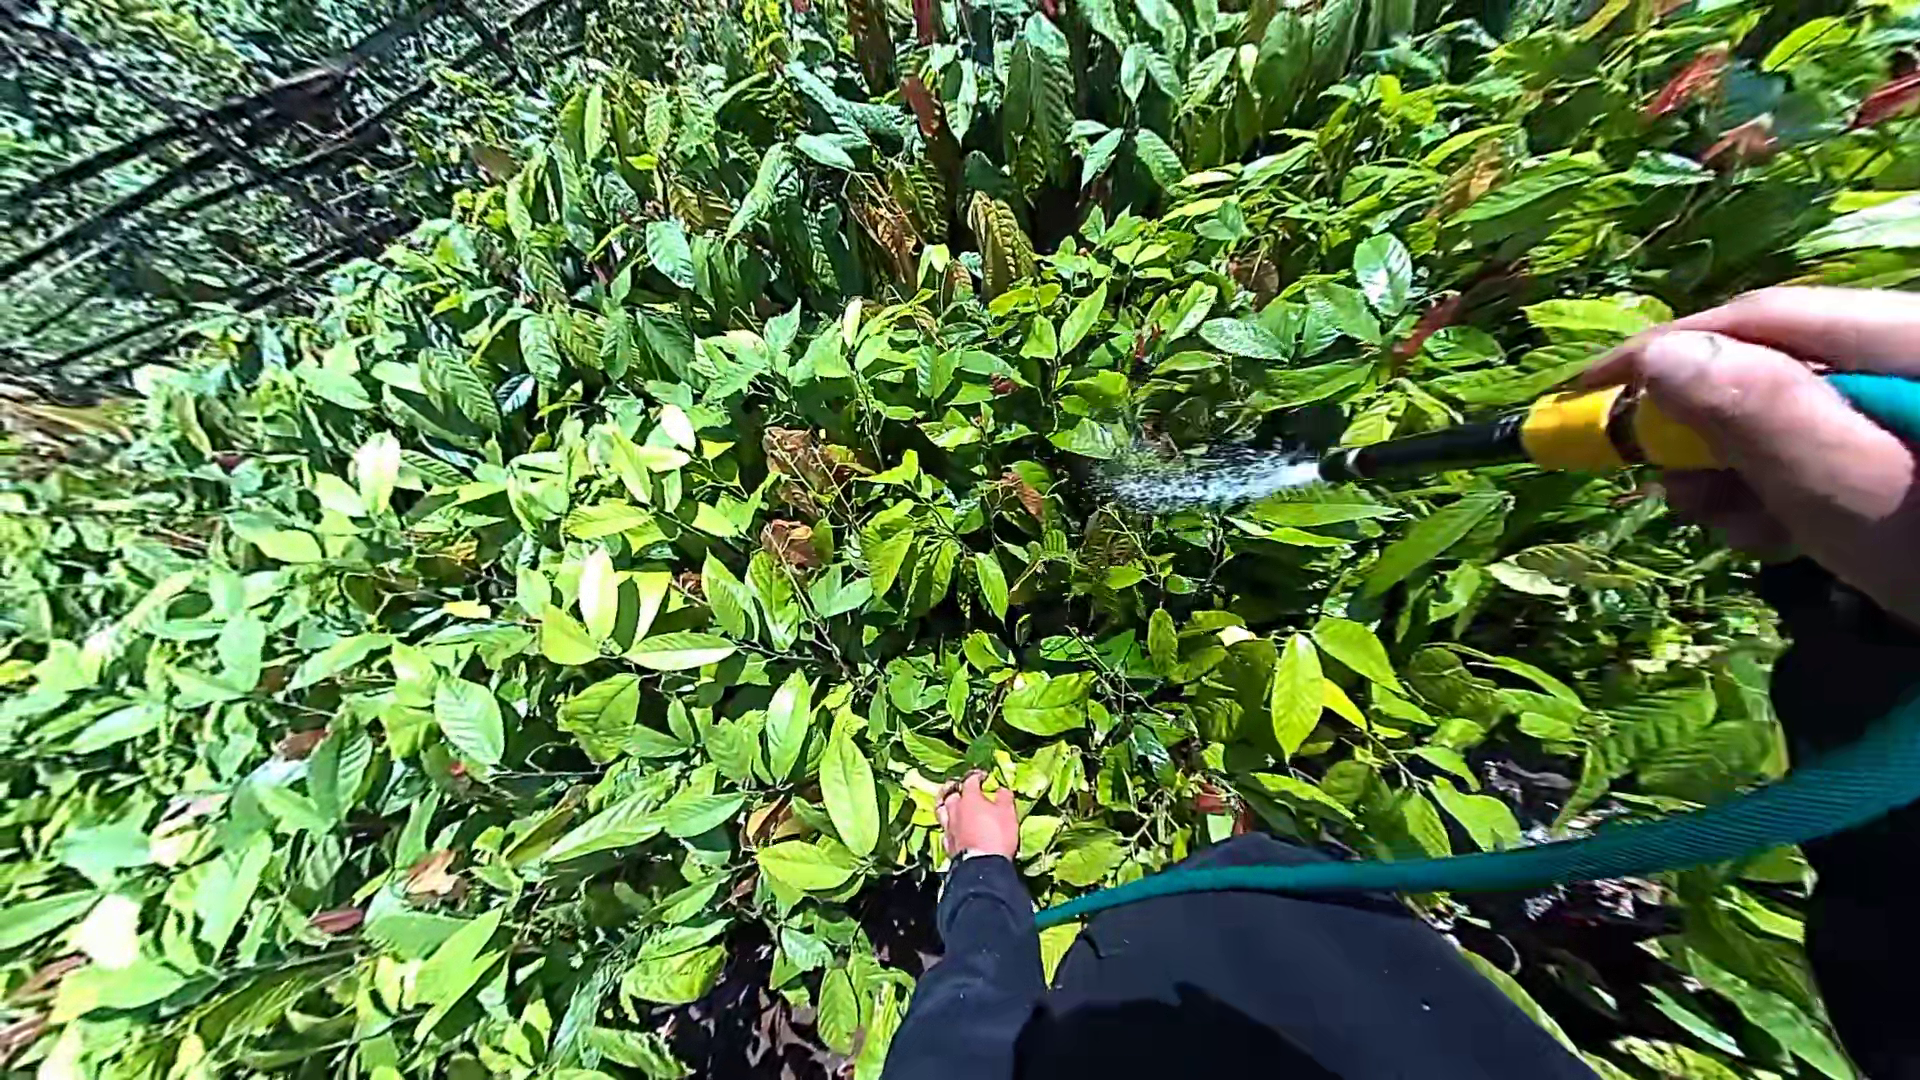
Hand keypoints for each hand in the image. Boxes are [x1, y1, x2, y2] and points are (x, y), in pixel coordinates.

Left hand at [937, 771, 1018, 860]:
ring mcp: (949, 826)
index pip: (970, 780)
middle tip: (961, 787)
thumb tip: (1002, 789)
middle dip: (956, 787)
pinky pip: (945, 829)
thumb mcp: (1008, 813)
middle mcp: (955, 809)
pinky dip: (948, 825)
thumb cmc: (997, 836)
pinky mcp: (947, 844)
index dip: (977, 776)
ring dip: (946, 804)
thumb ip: (1004, 798)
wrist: (982, 867)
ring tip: (951, 803)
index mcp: (970, 797)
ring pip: (942, 809)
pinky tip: (952, 827)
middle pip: (950, 792)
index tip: (983, 777)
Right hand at [1580, 287, 1919, 621]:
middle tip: (1668, 487)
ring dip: (1723, 467)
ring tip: (1732, 523)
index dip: (1658, 351)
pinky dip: (1765, 482)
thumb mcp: (1848, 490)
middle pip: (1766, 366)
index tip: (1579, 395)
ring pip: (1774, 409)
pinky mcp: (1903, 433)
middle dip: (1692, 430)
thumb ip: (1762, 413)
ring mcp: (1911, 398)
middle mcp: (1919, 355)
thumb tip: (1660, 355)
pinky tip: (1776, 525)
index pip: (1762, 318)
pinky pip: (1806, 438)